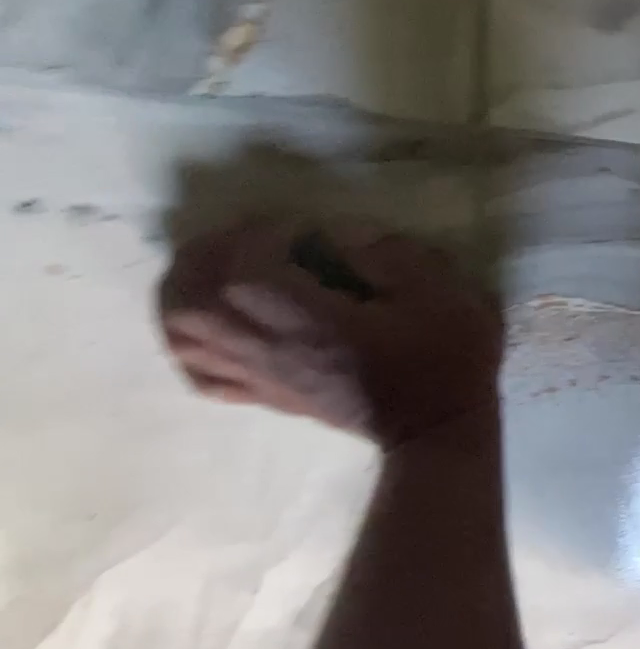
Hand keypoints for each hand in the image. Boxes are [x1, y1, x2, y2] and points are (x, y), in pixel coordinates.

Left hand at [157, 218, 503, 449]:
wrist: (438, 426)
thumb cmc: (447, 358)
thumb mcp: (446, 295)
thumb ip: (394, 257)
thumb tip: (347, 233)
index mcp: (314, 324)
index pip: (246, 271)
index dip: (261, 234)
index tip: (304, 222)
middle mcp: (270, 350)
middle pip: (192, 300)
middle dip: (207, 254)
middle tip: (249, 233)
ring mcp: (261, 376)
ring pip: (183, 333)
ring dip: (186, 290)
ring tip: (221, 265)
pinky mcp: (266, 394)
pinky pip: (199, 369)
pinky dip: (190, 339)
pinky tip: (215, 321)